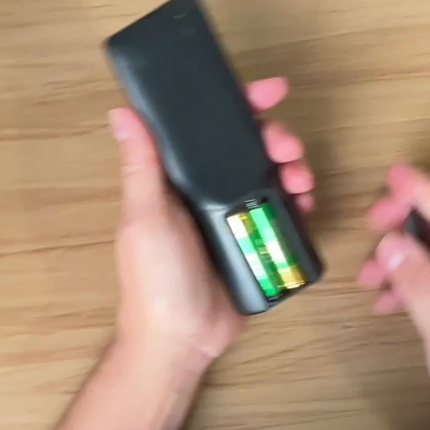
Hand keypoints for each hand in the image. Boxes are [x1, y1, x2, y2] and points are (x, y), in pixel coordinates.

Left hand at [107, 77, 315, 370]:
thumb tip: (123, 111)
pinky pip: (283, 215)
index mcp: (176, 181)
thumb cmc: (154, 279)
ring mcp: (234, 219)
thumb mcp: (145, 218)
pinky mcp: (256, 244)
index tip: (270, 90)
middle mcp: (206, 194)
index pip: (208, 131)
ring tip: (302, 181)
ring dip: (294, 168)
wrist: (181, 339)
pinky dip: (298, 203)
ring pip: (271, 178)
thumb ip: (141, 167)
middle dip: (276, 139)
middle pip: (248, 150)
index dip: (238, 105)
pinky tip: (306, 204)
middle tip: (289, 148)